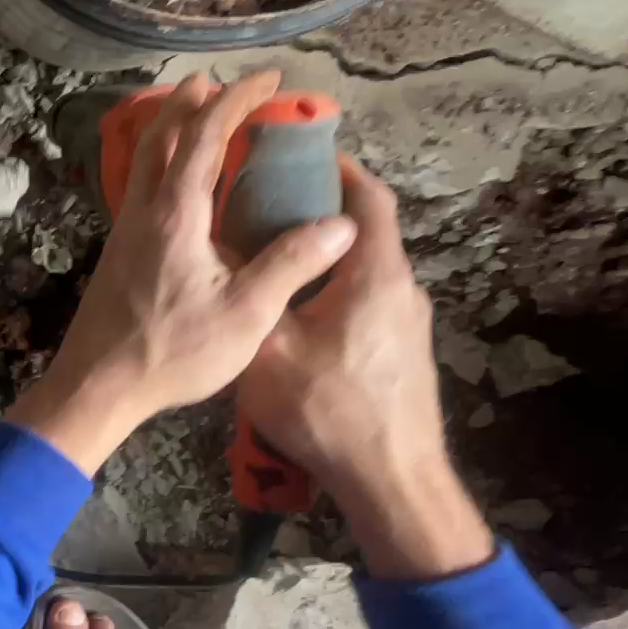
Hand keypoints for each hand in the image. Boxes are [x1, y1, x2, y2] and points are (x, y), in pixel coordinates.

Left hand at [11, 71, 356, 469]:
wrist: (96, 385)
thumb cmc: (170, 352)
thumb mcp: (245, 314)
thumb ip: (290, 264)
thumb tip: (340, 224)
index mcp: (172, 218)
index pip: (202, 139)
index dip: (234, 102)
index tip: (268, 79)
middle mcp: (140, 217)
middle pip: (158, 142)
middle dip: (186, 105)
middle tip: (213, 82)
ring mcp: (122, 236)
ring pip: (142, 167)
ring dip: (168, 134)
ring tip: (193, 117)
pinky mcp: (117, 257)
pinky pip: (139, 193)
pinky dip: (160, 169)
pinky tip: (176, 186)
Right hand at [235, 157, 492, 577]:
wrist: (389, 476)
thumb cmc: (326, 406)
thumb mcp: (267, 349)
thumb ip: (253, 294)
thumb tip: (224, 252)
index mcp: (373, 277)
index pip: (367, 202)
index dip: (337, 170)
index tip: (299, 152)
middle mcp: (398, 290)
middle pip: (362, 233)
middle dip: (316, 212)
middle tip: (259, 206)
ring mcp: (403, 323)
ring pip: (358, 271)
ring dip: (318, 255)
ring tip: (263, 257)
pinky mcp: (397, 351)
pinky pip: (359, 300)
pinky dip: (325, 287)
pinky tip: (286, 309)